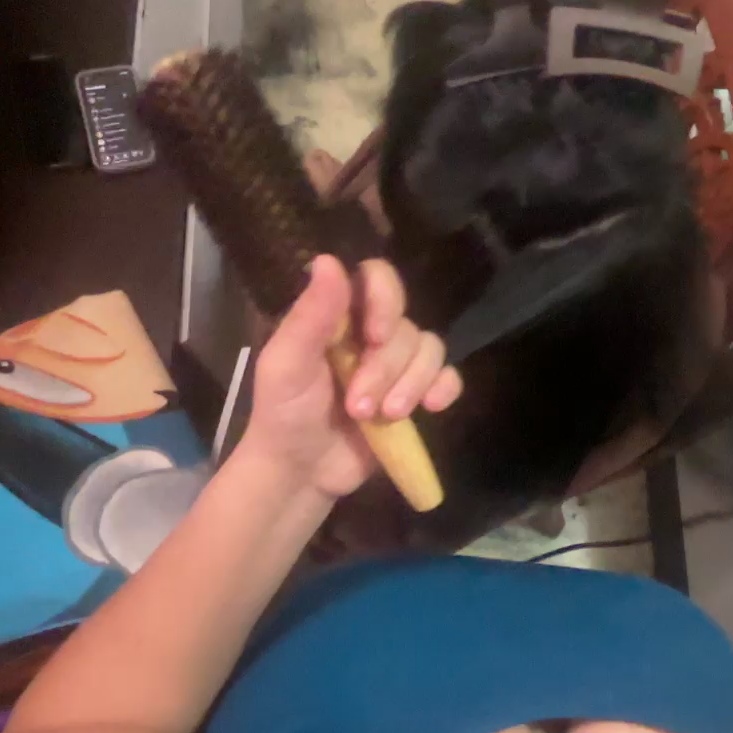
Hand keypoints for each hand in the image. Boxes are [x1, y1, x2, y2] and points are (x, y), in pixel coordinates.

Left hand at [238, 255, 461, 501]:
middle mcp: (370, 334)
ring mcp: (396, 367)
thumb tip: (329, 260)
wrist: (302, 473)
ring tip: (386, 417)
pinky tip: (431, 409)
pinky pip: (449, 377)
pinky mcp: (415, 396)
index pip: (376, 279)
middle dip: (387, 369)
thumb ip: (309, 317)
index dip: (385, 301)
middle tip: (358, 405)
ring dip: (411, 385)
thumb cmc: (284, 415)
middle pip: (406, 326)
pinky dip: (445, 389)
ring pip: (431, 350)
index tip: (373, 336)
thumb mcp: (286, 366)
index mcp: (338, 317)